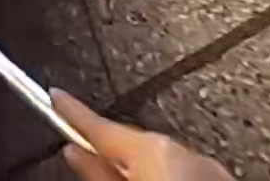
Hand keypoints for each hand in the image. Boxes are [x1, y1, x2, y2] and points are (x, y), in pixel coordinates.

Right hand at [50, 89, 232, 180]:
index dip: (72, 111)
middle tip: (83, 153)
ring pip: (164, 163)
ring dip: (142, 170)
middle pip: (135, 143)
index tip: (55, 97)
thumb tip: (75, 153)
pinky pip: (186, 175)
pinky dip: (167, 180)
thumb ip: (97, 174)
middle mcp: (188, 155)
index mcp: (158, 150)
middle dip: (112, 150)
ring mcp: (214, 173)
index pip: (102, 125)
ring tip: (118, 179)